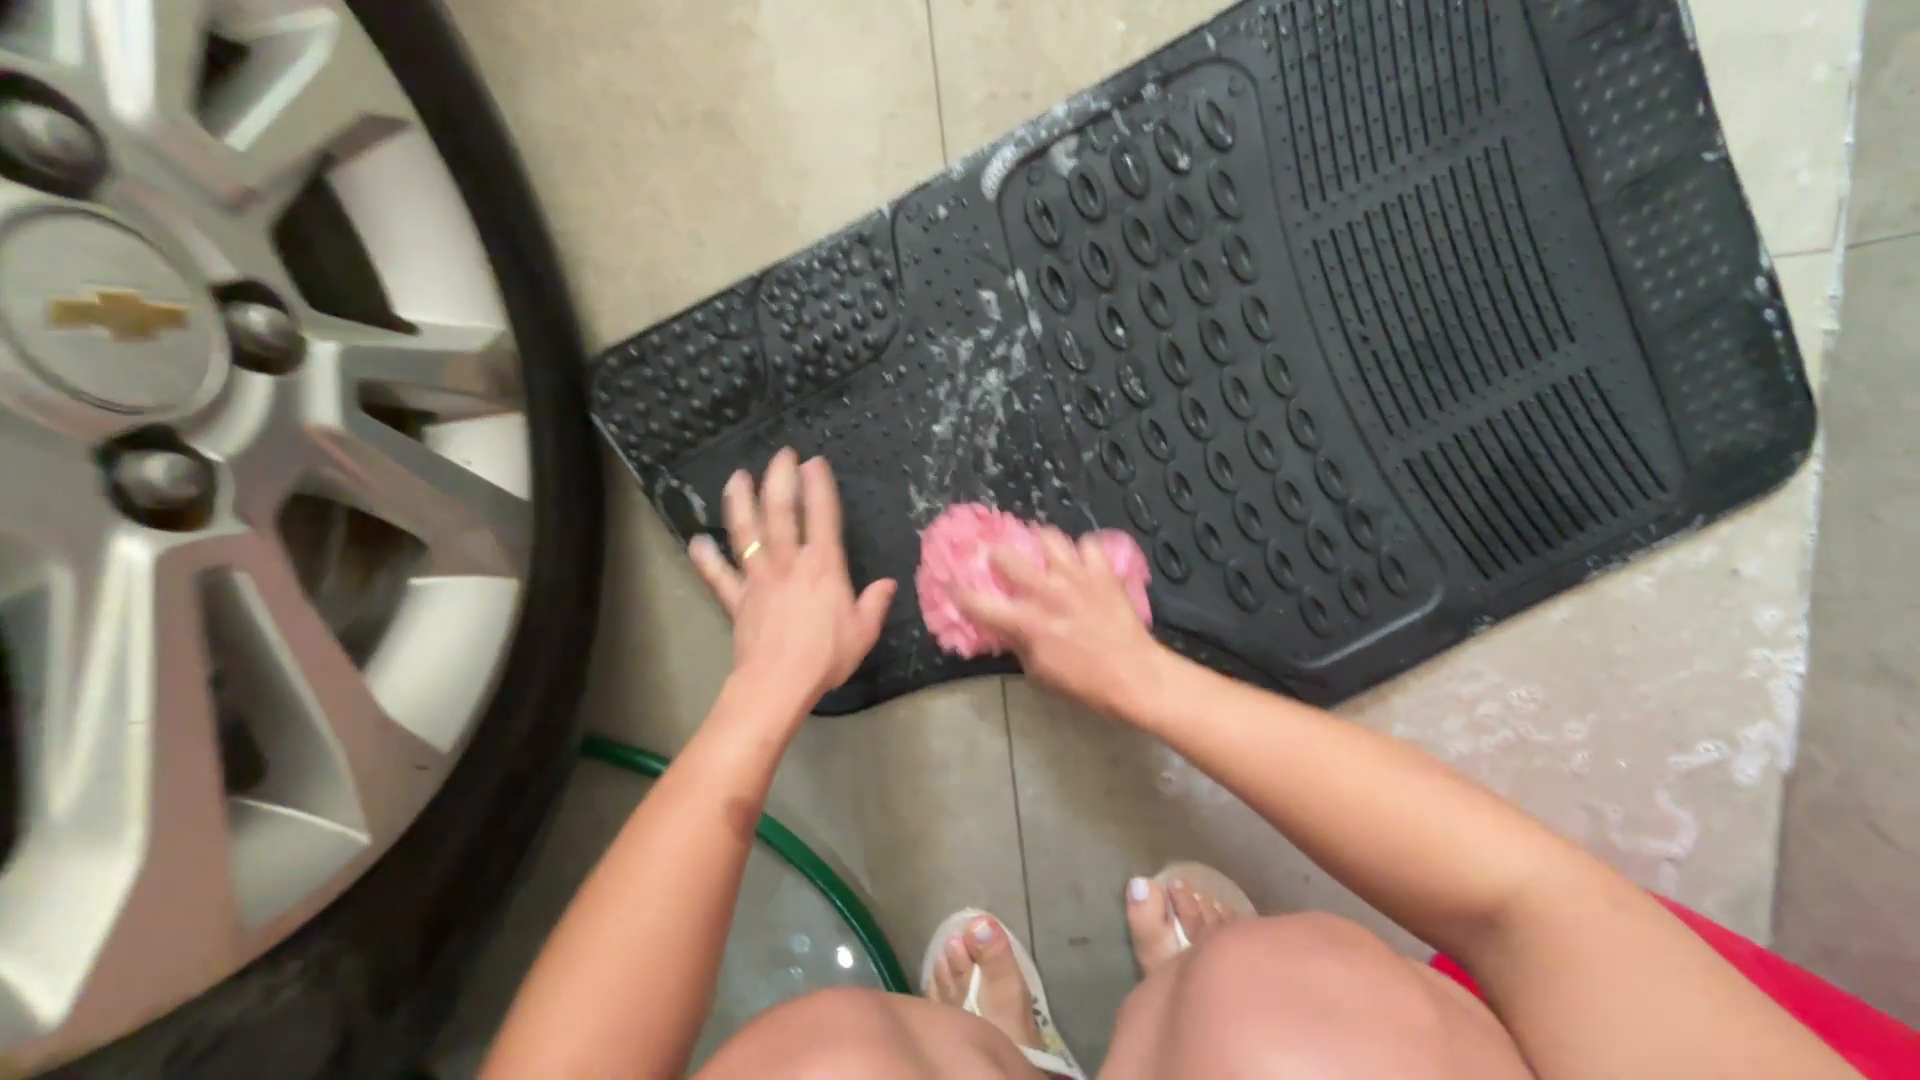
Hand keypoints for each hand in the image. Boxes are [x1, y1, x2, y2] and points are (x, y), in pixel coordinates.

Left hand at [688, 449, 896, 710]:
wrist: (778, 683)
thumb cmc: (825, 657)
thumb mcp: (863, 631)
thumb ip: (874, 603)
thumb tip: (888, 584)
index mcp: (824, 567)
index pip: (822, 517)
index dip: (819, 486)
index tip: (814, 462)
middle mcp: (789, 564)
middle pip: (781, 512)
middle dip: (780, 479)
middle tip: (780, 455)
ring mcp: (758, 579)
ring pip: (746, 533)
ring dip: (740, 502)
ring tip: (737, 477)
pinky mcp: (737, 600)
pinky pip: (719, 576)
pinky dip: (706, 559)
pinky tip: (696, 541)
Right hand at [954, 528, 1164, 714]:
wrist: (1134, 676)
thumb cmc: (1083, 683)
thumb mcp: (1038, 672)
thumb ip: (1018, 643)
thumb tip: (1007, 627)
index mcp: (1025, 622)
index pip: (977, 602)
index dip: (957, 590)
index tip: (950, 582)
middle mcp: (1046, 592)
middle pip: (1006, 555)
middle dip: (997, 557)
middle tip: (1001, 564)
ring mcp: (1076, 577)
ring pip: (1048, 537)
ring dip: (1042, 548)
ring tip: (1045, 558)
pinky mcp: (1102, 572)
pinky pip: (1088, 545)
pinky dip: (1082, 553)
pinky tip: (1082, 565)